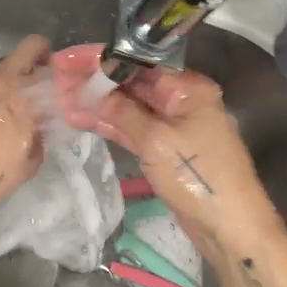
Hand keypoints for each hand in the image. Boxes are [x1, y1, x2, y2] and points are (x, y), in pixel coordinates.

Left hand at [0, 35, 50, 232]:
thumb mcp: (28, 163)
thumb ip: (40, 136)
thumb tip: (39, 126)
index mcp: (20, 95)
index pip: (48, 65)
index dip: (58, 73)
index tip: (61, 86)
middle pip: (26, 49)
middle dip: (38, 58)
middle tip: (42, 80)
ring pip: (3, 67)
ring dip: (14, 77)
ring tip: (15, 103)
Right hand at [51, 44, 276, 246]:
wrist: (231, 228)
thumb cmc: (198, 176)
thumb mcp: (156, 141)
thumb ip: (121, 112)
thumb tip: (90, 92)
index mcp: (188, 87)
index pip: (137, 63)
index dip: (99, 59)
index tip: (65, 60)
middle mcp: (182, 100)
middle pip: (131, 83)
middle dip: (94, 81)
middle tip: (56, 80)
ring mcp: (174, 126)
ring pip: (129, 107)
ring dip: (96, 103)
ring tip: (60, 98)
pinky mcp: (166, 150)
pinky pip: (133, 129)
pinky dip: (109, 124)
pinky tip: (80, 119)